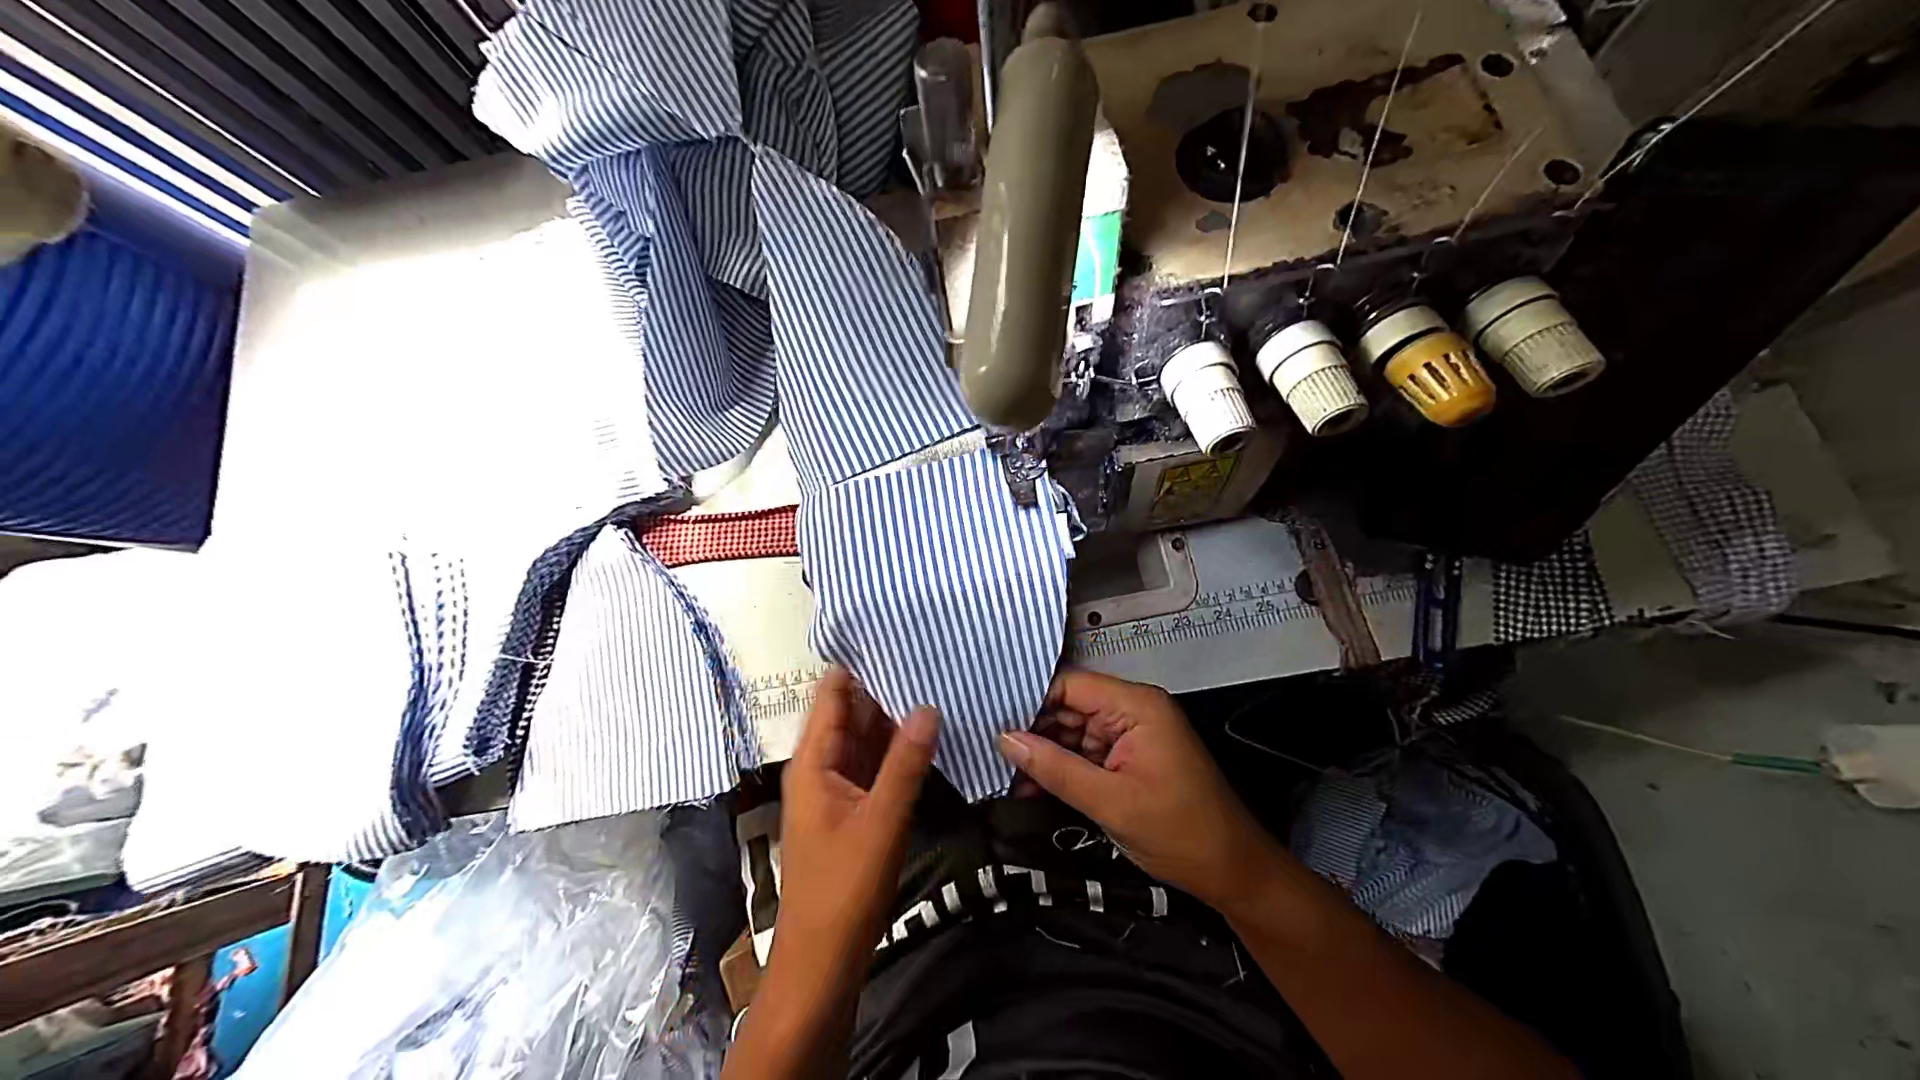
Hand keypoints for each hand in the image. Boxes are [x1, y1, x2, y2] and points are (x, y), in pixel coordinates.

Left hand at [776, 667, 939, 967]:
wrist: (823, 959)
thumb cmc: (844, 887)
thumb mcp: (881, 820)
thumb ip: (906, 762)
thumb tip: (927, 706)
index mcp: (813, 762)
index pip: (831, 694)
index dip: (857, 662)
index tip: (892, 633)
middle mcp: (820, 767)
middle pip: (850, 714)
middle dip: (882, 686)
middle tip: (926, 654)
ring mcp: (836, 789)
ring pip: (864, 740)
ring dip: (891, 717)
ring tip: (932, 682)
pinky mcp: (851, 809)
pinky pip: (872, 766)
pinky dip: (894, 749)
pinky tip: (925, 734)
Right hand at [997, 669, 1283, 911]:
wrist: (1232, 873)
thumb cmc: (1182, 832)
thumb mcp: (1110, 801)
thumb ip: (1055, 768)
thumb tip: (1007, 741)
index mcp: (1136, 705)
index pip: (1069, 685)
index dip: (1030, 702)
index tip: (995, 723)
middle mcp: (1133, 710)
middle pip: (1068, 707)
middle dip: (1033, 732)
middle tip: (995, 755)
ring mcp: (1132, 734)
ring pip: (1073, 732)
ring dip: (1044, 755)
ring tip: (1008, 777)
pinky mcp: (1130, 757)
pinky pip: (1086, 753)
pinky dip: (1062, 769)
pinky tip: (1034, 786)